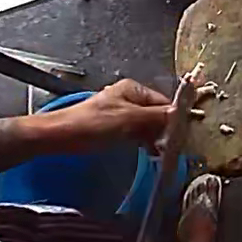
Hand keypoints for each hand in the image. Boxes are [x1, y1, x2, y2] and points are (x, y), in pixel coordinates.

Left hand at [44, 79, 172, 149]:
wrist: (59, 136)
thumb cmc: (93, 124)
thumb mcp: (128, 119)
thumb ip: (156, 116)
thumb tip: (181, 114)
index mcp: (134, 89)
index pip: (163, 102)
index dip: (173, 118)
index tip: (181, 136)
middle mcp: (129, 97)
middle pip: (156, 113)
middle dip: (163, 129)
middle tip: (169, 147)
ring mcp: (122, 112)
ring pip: (147, 124)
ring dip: (154, 137)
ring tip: (159, 152)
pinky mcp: (115, 126)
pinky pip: (136, 132)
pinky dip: (143, 141)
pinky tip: (148, 152)